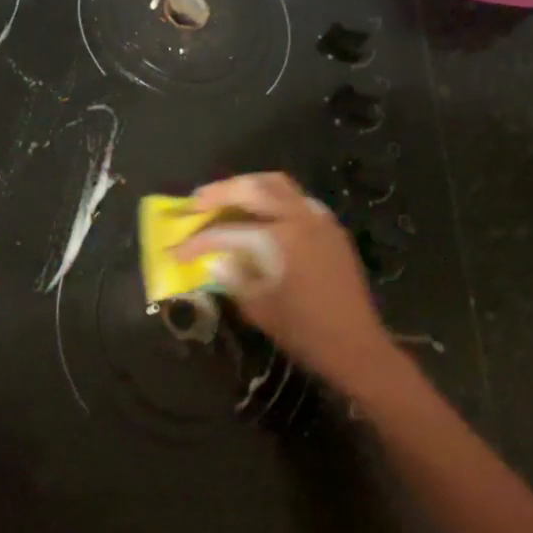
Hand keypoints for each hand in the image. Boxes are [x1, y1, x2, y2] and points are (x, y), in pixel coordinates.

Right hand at [172, 172, 397, 392]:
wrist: (358, 347)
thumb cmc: (306, 333)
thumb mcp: (260, 309)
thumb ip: (233, 278)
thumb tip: (213, 261)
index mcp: (280, 239)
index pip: (227, 232)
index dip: (197, 242)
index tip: (174, 250)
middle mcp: (300, 219)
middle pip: (253, 188)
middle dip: (219, 193)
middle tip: (196, 203)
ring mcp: (319, 219)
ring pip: (277, 184)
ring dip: (247, 187)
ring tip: (225, 198)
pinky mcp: (330, 227)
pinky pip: (296, 198)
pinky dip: (272, 198)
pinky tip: (260, 214)